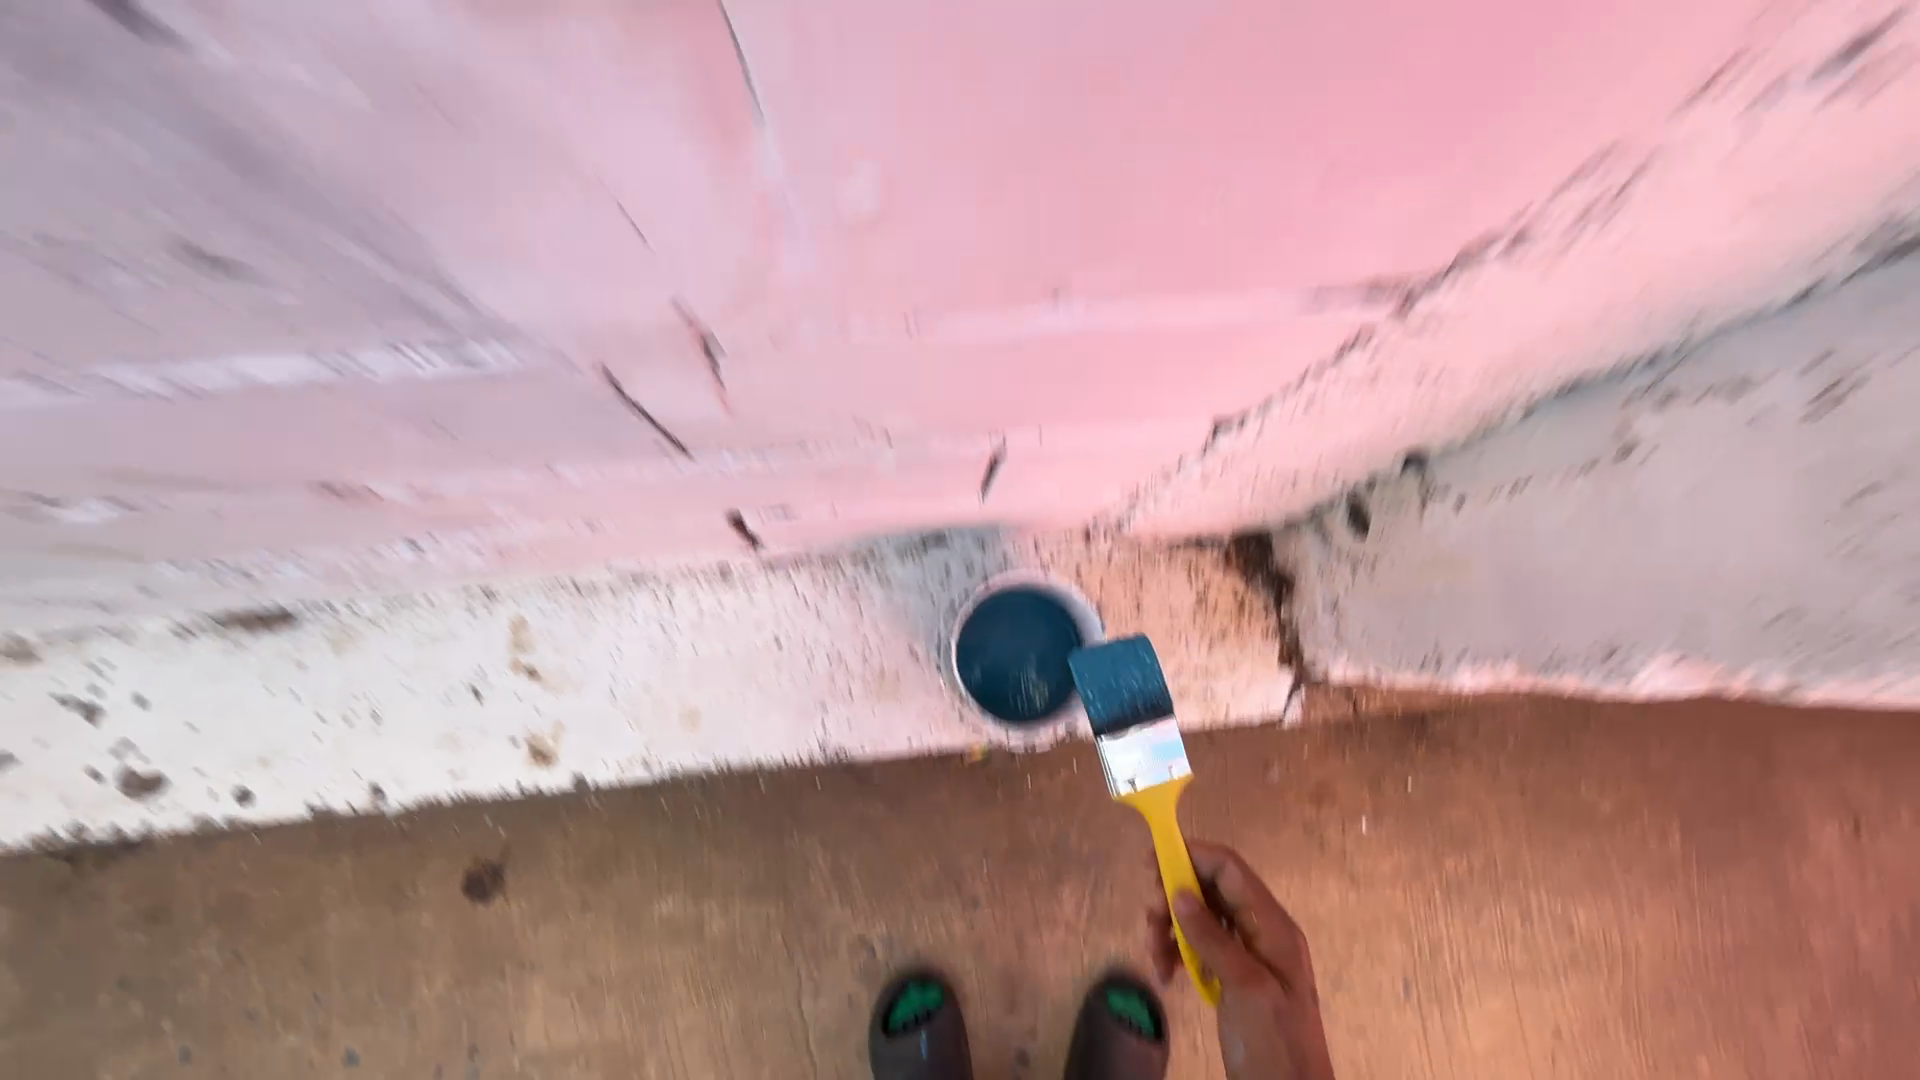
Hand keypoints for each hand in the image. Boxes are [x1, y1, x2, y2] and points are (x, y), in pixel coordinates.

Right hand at [1146, 841, 1336, 1079]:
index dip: (1192, 855)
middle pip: (1210, 889)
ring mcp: (1247, 955)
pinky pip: (1199, 946)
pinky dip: (1178, 952)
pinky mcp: (1233, 977)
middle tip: (1151, 918)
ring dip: (1171, 928)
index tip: (1152, 862)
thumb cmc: (1274, 1042)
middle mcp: (1260, 931)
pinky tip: (1167, 973)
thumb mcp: (1245, 988)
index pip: (1229, 869)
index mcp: (1272, 926)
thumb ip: (1213, 937)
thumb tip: (1180, 892)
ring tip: (1156, 956)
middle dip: (1175, 897)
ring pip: (1200, 917)